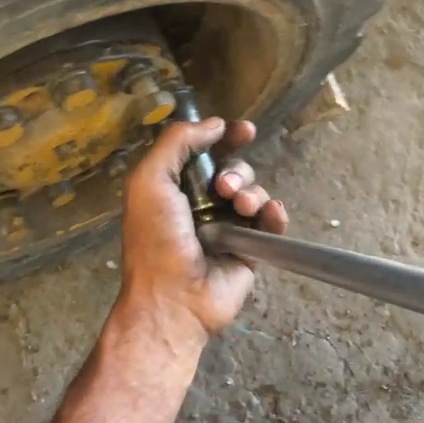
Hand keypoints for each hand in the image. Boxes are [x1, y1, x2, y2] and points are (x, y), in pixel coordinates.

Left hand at [117, 117, 288, 340]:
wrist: (173, 298)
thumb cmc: (155, 240)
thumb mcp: (149, 181)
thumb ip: (176, 143)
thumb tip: (214, 123)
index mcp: (174, 188)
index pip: (205, 153)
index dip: (226, 138)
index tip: (244, 131)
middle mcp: (201, 206)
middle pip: (234, 170)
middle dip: (236, 170)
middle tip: (224, 187)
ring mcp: (228, 229)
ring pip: (253, 193)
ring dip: (251, 192)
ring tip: (239, 208)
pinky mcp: (250, 250)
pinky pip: (271, 222)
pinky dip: (274, 214)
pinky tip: (269, 214)